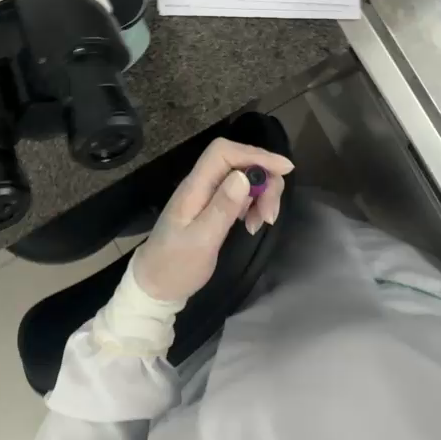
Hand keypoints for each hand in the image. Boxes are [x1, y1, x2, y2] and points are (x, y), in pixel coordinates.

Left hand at [131, 138, 293, 302]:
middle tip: (271, 214)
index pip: (224, 152)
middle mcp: (201, 185)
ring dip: (261, 196)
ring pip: (243, 179)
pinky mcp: (213, 208)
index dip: (256, 154)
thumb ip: (222, 208)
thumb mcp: (201, 241)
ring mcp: (207, 196)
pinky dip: (253, 206)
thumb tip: (244, 177)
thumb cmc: (176, 266)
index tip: (284, 169)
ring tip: (263, 223)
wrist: (155, 287)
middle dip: (264, 181)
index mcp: (194, 187)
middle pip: (239, 163)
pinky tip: (253, 225)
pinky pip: (240, 195)